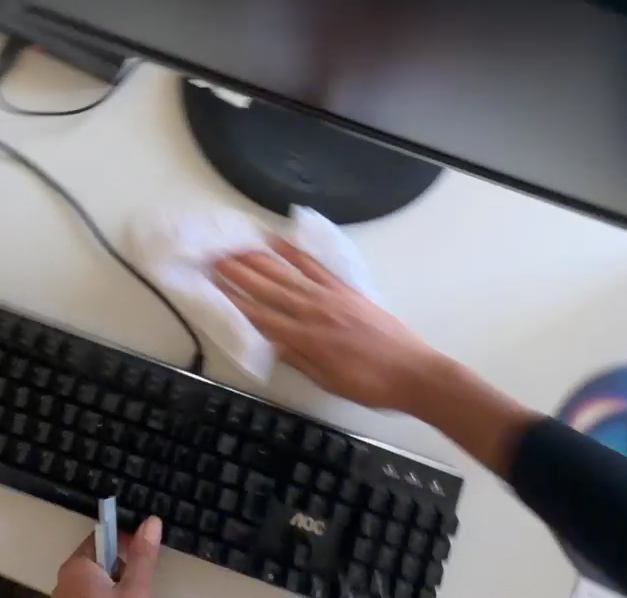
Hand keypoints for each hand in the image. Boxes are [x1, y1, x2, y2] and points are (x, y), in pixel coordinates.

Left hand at [54, 518, 162, 597]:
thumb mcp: (134, 590)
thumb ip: (142, 557)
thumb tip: (152, 520)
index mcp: (76, 565)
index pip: (102, 537)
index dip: (125, 541)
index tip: (142, 551)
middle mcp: (63, 579)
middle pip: (99, 562)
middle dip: (121, 569)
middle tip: (139, 585)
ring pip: (94, 584)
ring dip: (113, 588)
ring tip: (131, 597)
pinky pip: (87, 596)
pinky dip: (102, 596)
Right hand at [214, 239, 440, 411]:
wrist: (414, 372)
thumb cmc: (369, 385)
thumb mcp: (327, 381)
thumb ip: (296, 357)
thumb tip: (266, 339)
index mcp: (306, 338)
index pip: (260, 314)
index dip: (234, 298)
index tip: (212, 284)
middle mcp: (313, 311)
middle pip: (267, 287)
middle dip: (237, 272)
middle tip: (213, 257)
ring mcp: (328, 295)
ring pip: (285, 272)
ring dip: (257, 259)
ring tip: (234, 247)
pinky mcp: (343, 288)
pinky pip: (313, 265)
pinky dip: (292, 251)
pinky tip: (276, 241)